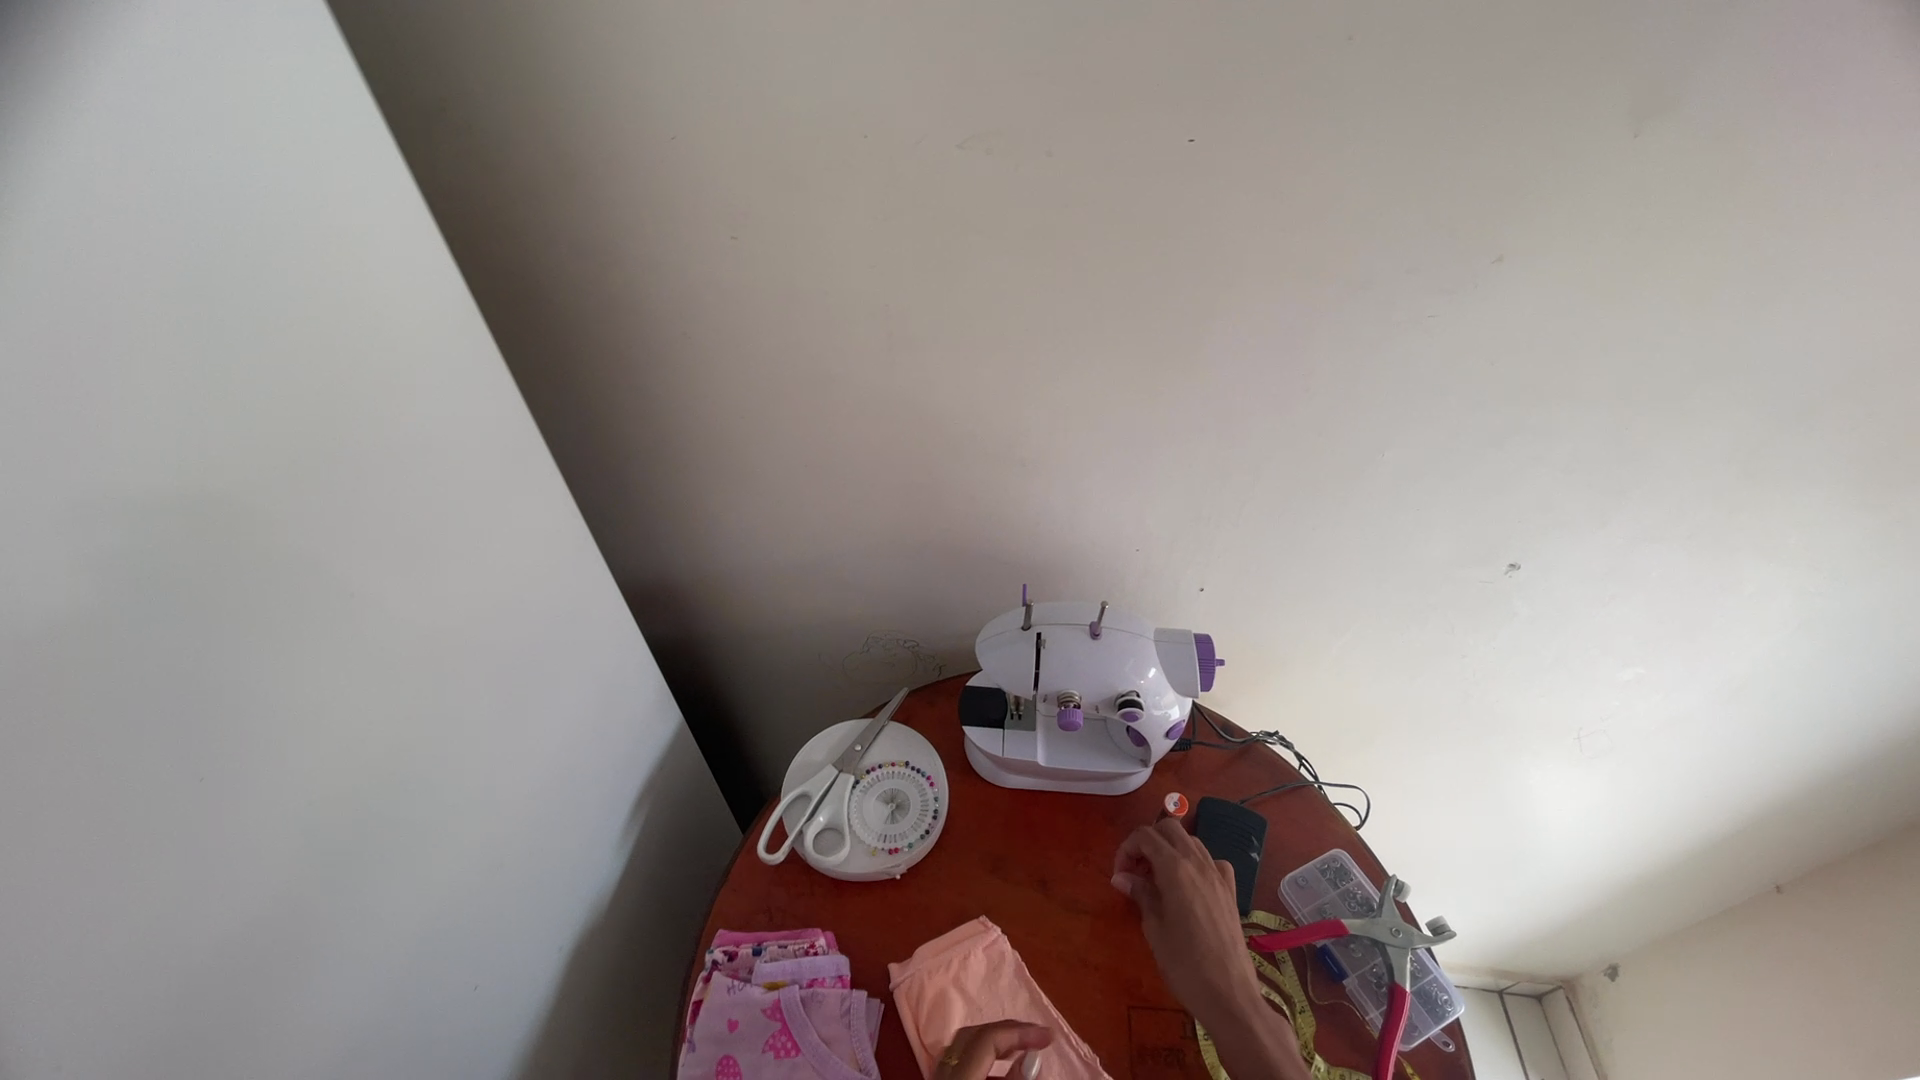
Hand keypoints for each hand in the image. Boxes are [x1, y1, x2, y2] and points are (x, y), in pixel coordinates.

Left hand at [933, 1020, 1050, 1079]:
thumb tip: (1033, 1059)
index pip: (987, 1039)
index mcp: (956, 1075)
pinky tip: (1001, 1067)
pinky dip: (981, 1057)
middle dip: (1006, 1030)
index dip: (1021, 1032)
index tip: (1049, 1035)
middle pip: (971, 1034)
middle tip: (1037, 1035)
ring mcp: (935, 1076)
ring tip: (1023, 1046)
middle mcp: (939, 1070)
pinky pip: (957, 1060)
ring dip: (994, 1041)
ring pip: (962, 1045)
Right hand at [1111, 817, 1259, 1024]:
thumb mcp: (1154, 928)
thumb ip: (1140, 894)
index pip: (1145, 835)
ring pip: (1192, 841)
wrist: (1230, 995)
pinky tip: (1190, 886)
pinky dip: (1197, 863)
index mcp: (1175, 868)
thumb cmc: (1184, 964)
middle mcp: (1198, 862)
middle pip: (1169, 828)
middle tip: (1136, 870)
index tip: (1120, 875)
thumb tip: (1122, 877)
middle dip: (1148, 841)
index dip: (1126, 849)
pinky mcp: (1231, 891)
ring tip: (1158, 879)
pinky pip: (1213, 862)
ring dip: (1171, 849)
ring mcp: (1219, 875)